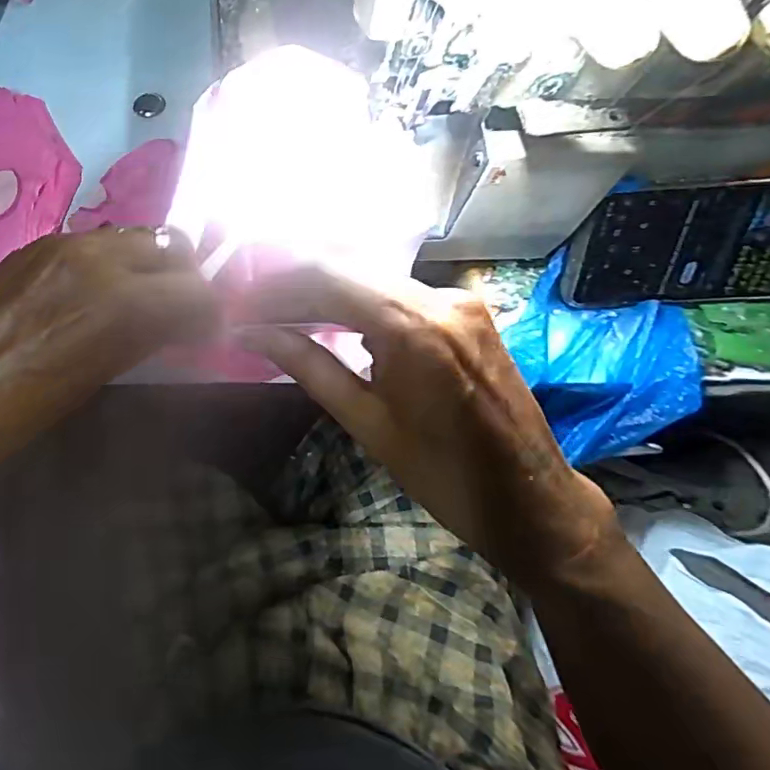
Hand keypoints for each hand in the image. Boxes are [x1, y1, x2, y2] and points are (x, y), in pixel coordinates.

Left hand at [0, 227, 218, 497]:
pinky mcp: (26, 249)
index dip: (210, 314)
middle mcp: (93, 259)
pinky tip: (94, 296)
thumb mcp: (88, 385)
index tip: (207, 334)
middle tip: (179, 315)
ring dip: (148, 265)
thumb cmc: (7, 424)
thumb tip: (173, 326)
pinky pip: (89, 243)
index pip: (196, 291)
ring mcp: (55, 247)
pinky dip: (109, 262)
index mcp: (118, 304)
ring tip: (139, 303)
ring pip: (130, 237)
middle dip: (185, 280)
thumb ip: (137, 342)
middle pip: (169, 248)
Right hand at [237, 267, 617, 588]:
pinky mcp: (469, 311)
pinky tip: (328, 317)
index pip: (326, 281)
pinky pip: (399, 292)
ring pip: (372, 276)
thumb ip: (307, 366)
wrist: (531, 500)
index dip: (274, 289)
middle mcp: (441, 297)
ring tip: (278, 312)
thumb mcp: (366, 420)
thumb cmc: (442, 472)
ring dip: (323, 290)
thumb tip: (252, 334)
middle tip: (251, 307)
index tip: (238, 305)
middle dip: (293, 285)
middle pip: (348, 269)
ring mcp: (460, 300)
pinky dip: (357, 300)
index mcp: (414, 327)